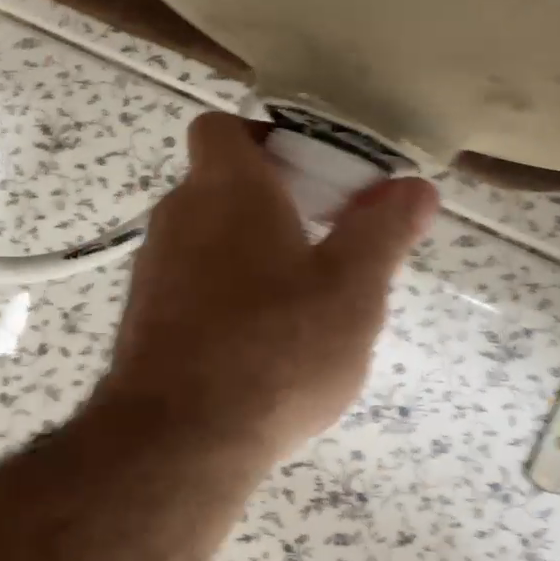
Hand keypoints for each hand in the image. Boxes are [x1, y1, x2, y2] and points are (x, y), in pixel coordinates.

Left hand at [94, 111, 438, 468]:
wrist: (180, 432)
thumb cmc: (276, 347)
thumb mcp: (352, 290)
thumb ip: (382, 231)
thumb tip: (415, 186)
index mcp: (225, 187)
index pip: (221, 128)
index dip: (262, 138)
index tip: (309, 173)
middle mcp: (178, 212)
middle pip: (220, 182)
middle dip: (271, 200)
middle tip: (325, 240)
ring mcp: (154, 262)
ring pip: (205, 233)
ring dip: (249, 248)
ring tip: (302, 297)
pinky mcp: (144, 309)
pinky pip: (189, 278)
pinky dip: (222, 288)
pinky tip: (259, 338)